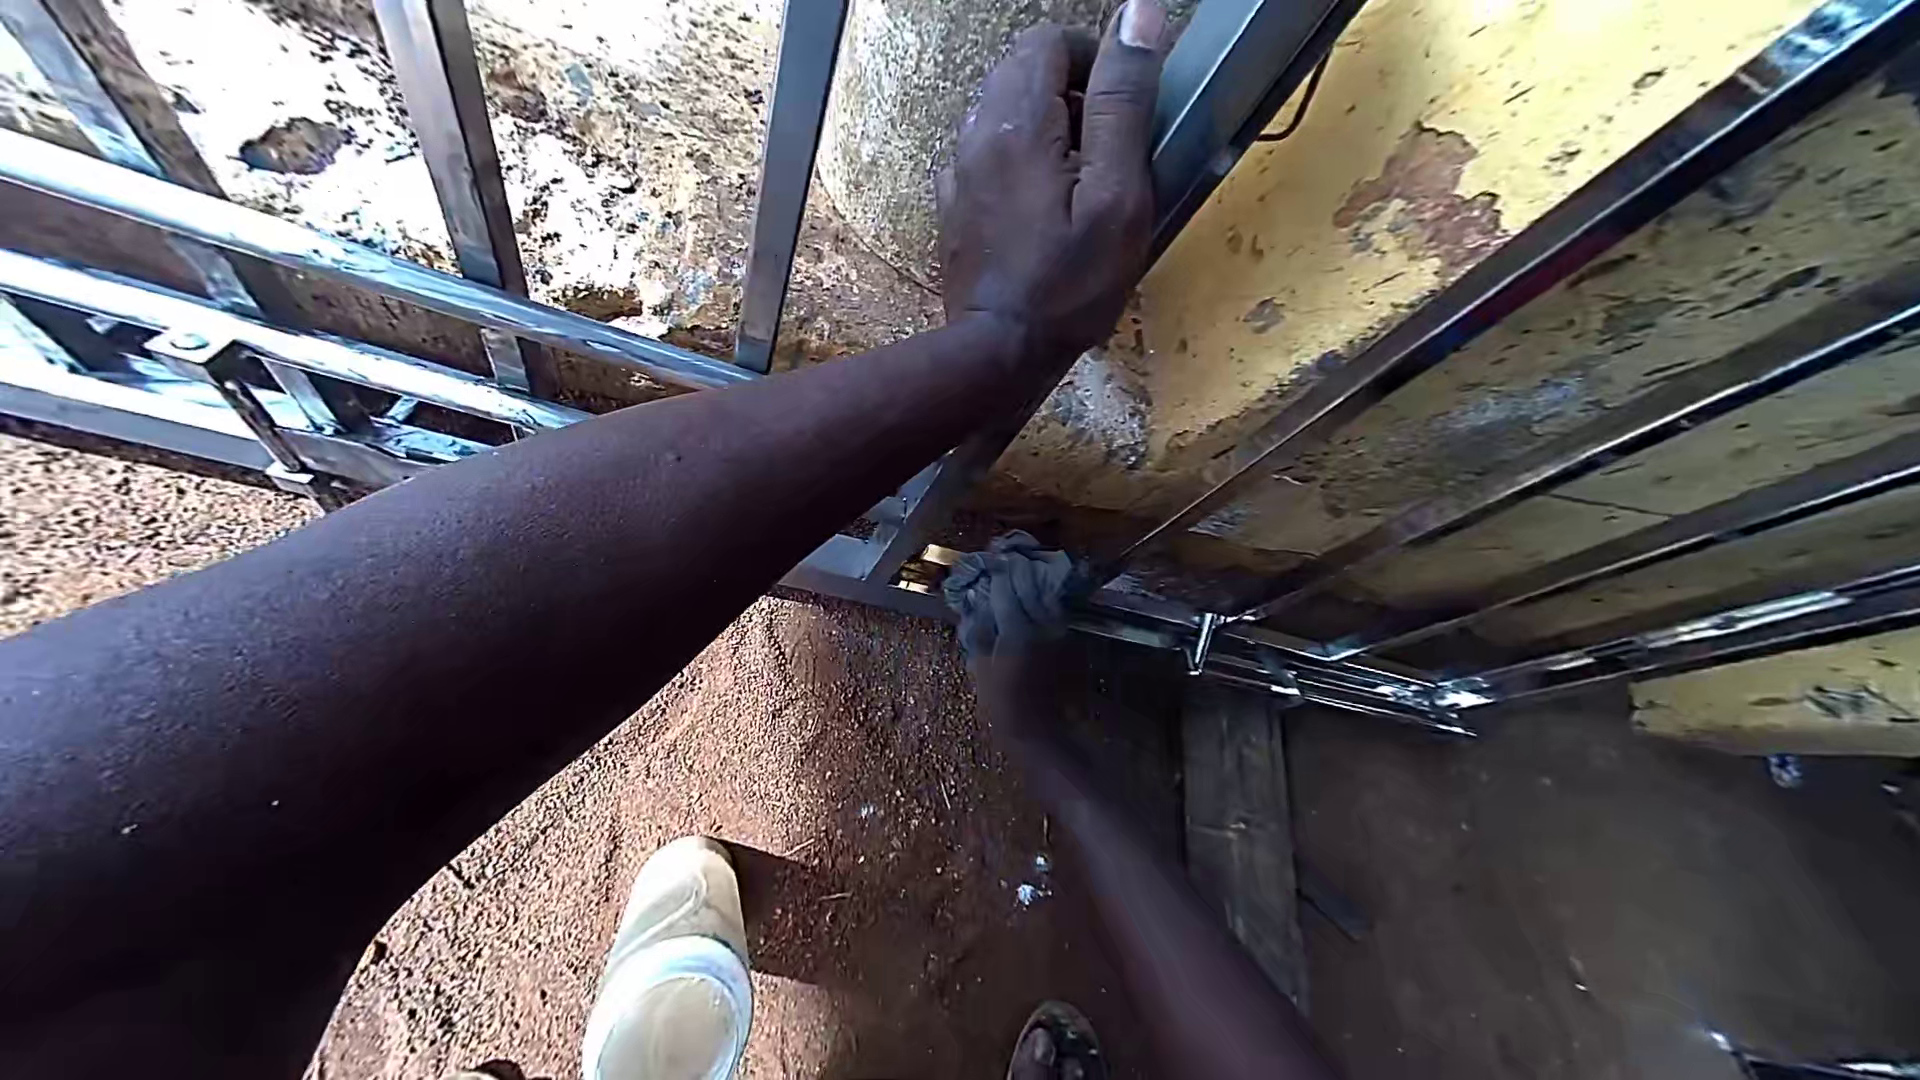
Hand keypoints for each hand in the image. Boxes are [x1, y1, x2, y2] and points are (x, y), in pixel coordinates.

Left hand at [937, 1, 1167, 372]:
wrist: (1000, 351)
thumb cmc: (1068, 286)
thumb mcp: (1117, 197)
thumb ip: (1124, 103)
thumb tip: (1139, 15)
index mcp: (1019, 122)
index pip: (1050, 42)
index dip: (1092, 61)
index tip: (1117, 110)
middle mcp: (976, 136)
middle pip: (1018, 74)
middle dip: (1065, 93)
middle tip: (1099, 152)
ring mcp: (956, 177)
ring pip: (997, 117)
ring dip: (1037, 130)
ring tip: (1069, 185)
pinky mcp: (952, 212)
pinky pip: (981, 161)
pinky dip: (1010, 164)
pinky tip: (1032, 207)